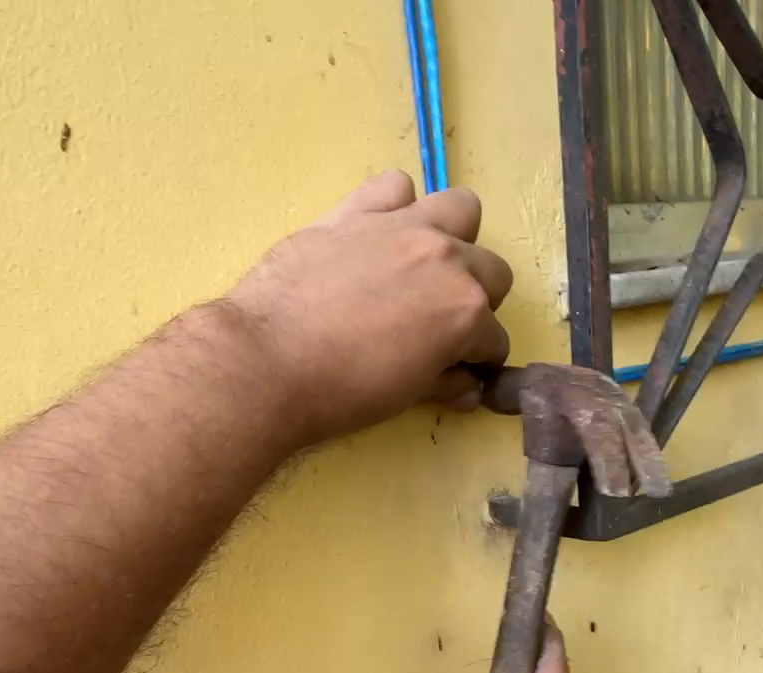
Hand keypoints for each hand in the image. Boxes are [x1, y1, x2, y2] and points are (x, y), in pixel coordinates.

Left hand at [224, 170, 513, 444]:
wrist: (268, 363)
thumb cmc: (341, 393)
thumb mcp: (405, 396)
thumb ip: (445, 382)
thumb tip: (467, 386)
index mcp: (467, 310)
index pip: (494, 337)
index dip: (478, 358)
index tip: (459, 368)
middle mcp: (447, 259)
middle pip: (491, 271)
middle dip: (474, 301)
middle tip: (436, 325)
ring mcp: (401, 226)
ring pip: (460, 210)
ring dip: (452, 238)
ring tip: (417, 269)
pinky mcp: (355, 211)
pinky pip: (394, 187)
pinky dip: (394, 207)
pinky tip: (373, 238)